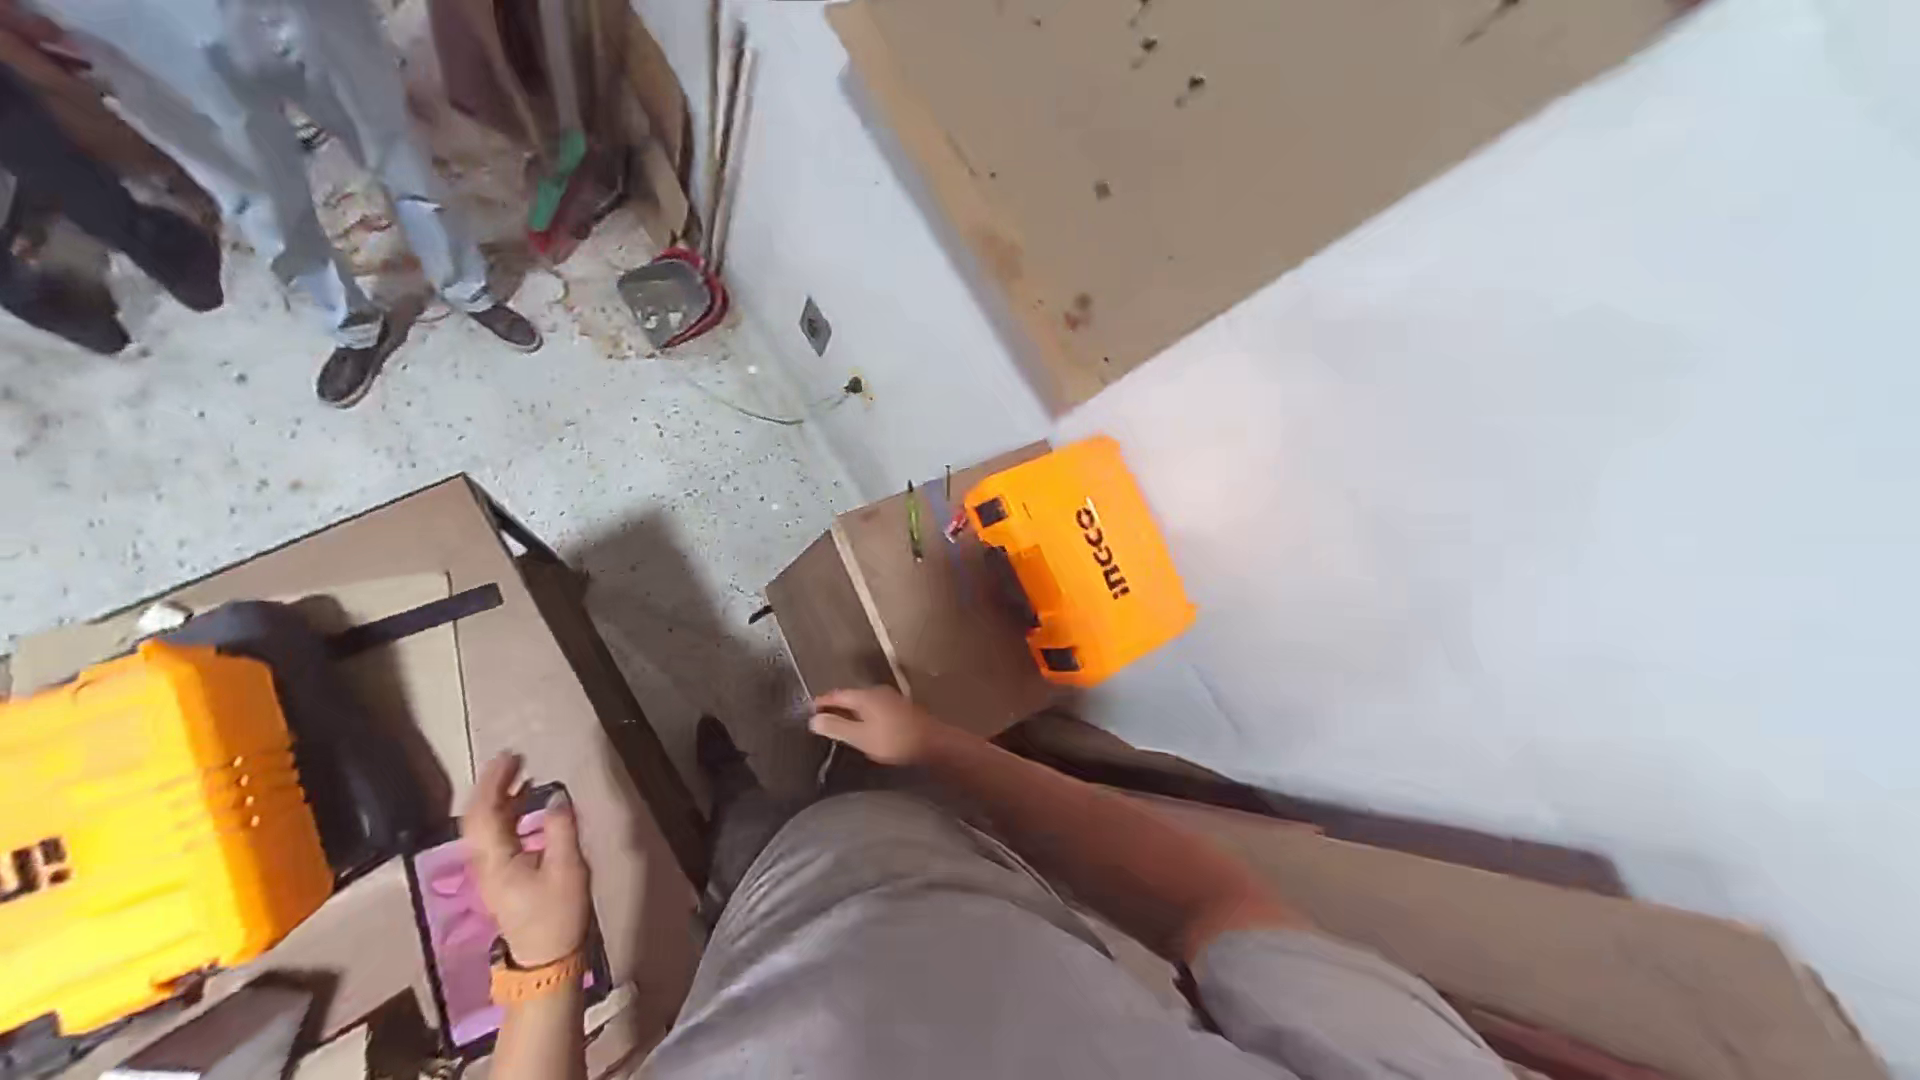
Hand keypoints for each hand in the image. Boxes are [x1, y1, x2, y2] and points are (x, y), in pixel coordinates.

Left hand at [461, 753, 590, 967]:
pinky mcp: (502, 875)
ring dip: (500, 797)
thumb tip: (555, 796)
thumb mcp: (567, 868)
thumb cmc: (557, 912)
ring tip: (522, 774)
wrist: (546, 957)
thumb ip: (560, 829)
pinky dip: (507, 813)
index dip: (493, 783)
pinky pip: (496, 835)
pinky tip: (525, 803)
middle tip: (515, 759)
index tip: (510, 757)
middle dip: (493, 786)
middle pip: (478, 818)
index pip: (485, 814)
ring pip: (485, 826)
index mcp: (496, 860)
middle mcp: (484, 863)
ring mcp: (490, 871)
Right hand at [808, 686, 965, 765]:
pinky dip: (863, 714)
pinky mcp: (900, 708)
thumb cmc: (894, 740)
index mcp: (865, 696)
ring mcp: (891, 698)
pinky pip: (873, 707)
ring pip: (863, 702)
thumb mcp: (861, 737)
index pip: (837, 694)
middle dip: (835, 705)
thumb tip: (814, 720)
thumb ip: (837, 727)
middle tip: (821, 717)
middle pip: (850, 696)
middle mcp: (877, 692)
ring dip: (850, 710)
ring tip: (839, 723)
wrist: (932, 743)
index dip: (822, 702)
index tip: (809, 708)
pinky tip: (863, 726)